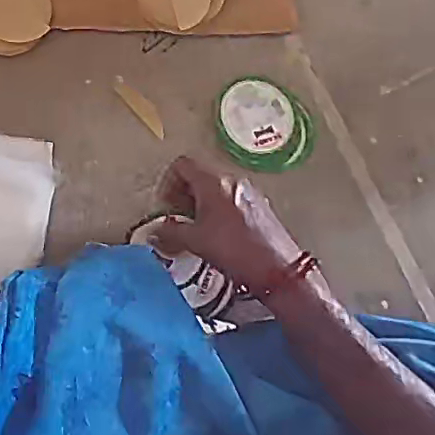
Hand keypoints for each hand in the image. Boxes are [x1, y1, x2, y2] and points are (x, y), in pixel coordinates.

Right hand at [152, 156, 309, 296]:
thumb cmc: (235, 250)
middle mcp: (232, 180)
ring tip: (195, 229)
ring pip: (215, 188)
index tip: (165, 204)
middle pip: (198, 175)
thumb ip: (170, 233)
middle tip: (176, 218)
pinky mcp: (259, 206)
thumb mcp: (196, 241)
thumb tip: (155, 232)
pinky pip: (230, 199)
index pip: (182, 165)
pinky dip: (217, 210)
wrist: (278, 270)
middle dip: (182, 195)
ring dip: (199, 204)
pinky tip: (216, 235)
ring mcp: (248, 192)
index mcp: (213, 182)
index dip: (168, 182)